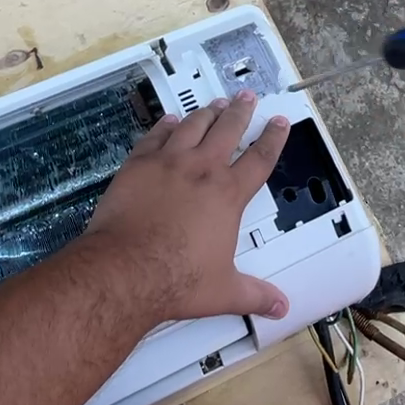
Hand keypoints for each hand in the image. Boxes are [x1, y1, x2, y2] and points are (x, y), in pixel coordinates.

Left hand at [80, 91, 291, 324]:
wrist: (125, 269)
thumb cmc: (175, 278)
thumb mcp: (224, 291)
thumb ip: (254, 295)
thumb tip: (278, 306)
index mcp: (228, 195)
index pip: (259, 158)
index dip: (273, 138)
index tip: (279, 123)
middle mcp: (202, 170)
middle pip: (228, 129)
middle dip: (240, 111)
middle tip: (246, 98)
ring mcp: (168, 162)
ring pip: (194, 125)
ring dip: (207, 112)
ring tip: (215, 104)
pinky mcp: (138, 164)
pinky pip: (156, 136)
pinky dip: (165, 126)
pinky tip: (169, 121)